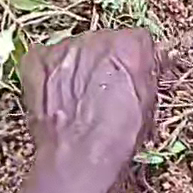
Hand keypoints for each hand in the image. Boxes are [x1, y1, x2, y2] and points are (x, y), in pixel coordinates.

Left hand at [20, 29, 159, 175]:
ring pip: (76, 50)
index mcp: (128, 44)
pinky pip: (47, 59)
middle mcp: (96, 37)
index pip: (138, 41)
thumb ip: (150, 74)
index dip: (136, 61)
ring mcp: (63, 46)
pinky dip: (51, 73)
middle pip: (104, 42)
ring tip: (80, 100)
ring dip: (79, 68)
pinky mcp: (36, 59)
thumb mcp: (148, 105)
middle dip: (106, 62)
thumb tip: (155, 59)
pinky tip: (57, 97)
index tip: (134, 78)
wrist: (77, 156)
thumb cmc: (119, 136)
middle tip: (105, 93)